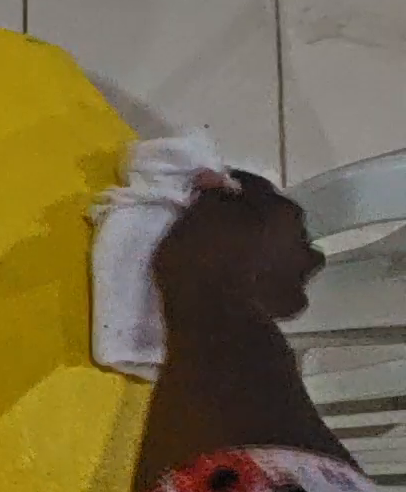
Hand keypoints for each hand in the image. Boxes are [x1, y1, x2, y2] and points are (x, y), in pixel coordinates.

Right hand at [153, 168, 324, 320]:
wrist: (214, 314)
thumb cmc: (199, 260)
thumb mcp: (191, 221)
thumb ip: (208, 196)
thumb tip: (214, 176)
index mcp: (277, 209)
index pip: (253, 185)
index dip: (229, 185)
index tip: (207, 189)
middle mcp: (300, 234)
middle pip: (275, 219)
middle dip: (253, 221)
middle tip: (223, 229)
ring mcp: (300, 270)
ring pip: (286, 253)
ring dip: (270, 254)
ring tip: (241, 263)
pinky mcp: (291, 300)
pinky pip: (280, 285)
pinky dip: (268, 284)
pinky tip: (249, 290)